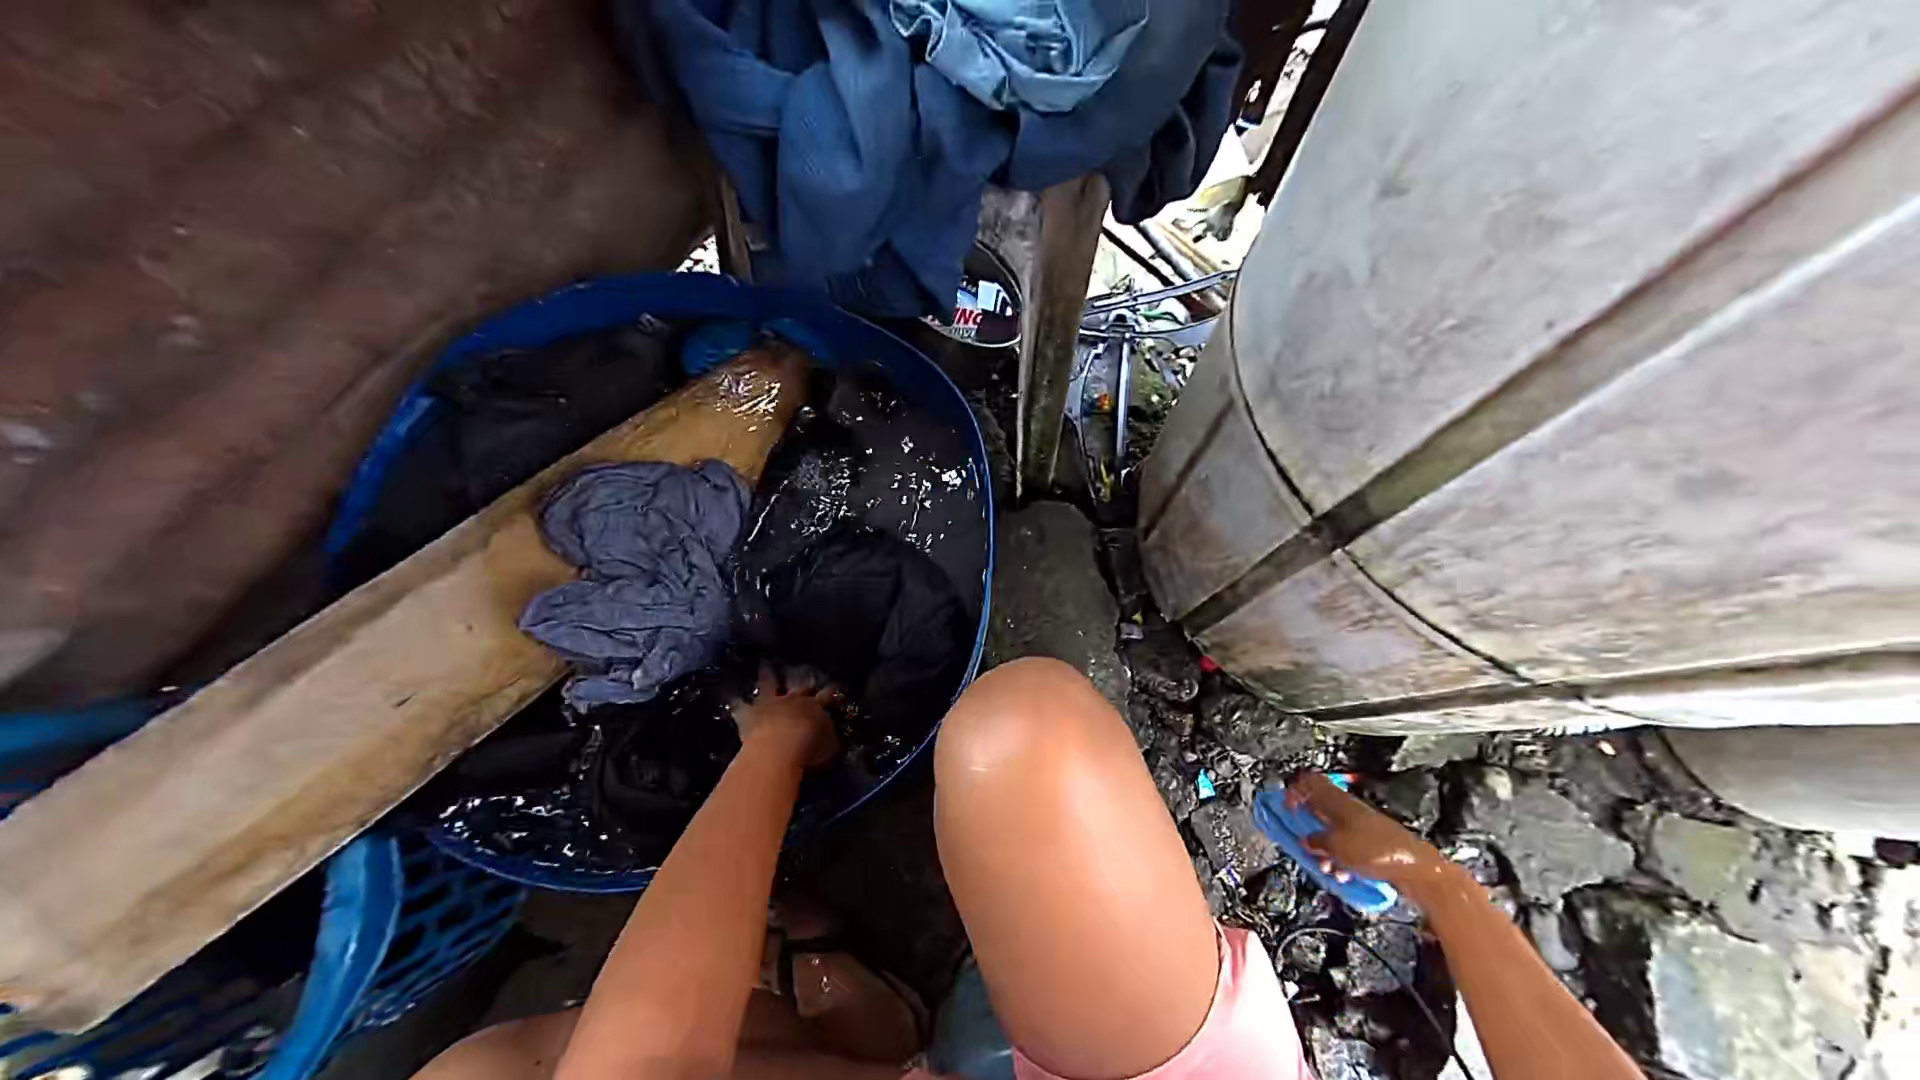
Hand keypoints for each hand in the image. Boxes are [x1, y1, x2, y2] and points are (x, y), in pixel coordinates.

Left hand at [730, 666, 840, 767]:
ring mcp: (770, 703)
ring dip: (767, 673)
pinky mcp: (748, 713)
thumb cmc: (810, 748)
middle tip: (803, 668)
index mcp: (815, 706)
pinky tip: (730, 694)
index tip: (834, 686)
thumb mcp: (830, 745)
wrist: (781, 747)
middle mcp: (793, 699)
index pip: (827, 695)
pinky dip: (736, 699)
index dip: (831, 690)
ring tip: (765, 664)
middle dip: (801, 676)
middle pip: (798, 684)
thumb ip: (830, 736)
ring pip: (769, 683)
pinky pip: (740, 704)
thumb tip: (831, 733)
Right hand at [1287, 773, 1452, 897]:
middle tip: (1303, 843)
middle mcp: (1350, 810)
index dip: (1295, 791)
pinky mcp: (1374, 845)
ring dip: (1325, 849)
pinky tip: (1344, 874)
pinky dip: (1342, 859)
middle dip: (1308, 828)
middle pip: (1320, 810)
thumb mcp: (1336, 847)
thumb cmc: (1378, 852)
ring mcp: (1363, 827)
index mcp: (1339, 801)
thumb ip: (1316, 842)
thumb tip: (1306, 841)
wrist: (1419, 873)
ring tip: (1325, 866)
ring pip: (1333, 831)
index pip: (1311, 782)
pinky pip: (1348, 847)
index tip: (1286, 807)